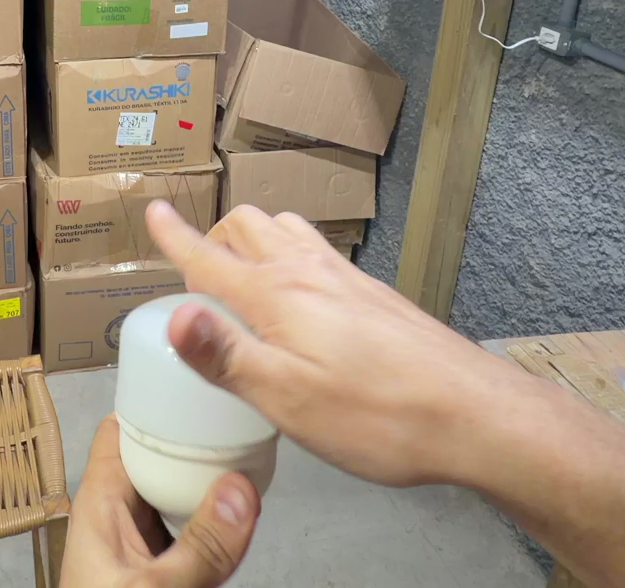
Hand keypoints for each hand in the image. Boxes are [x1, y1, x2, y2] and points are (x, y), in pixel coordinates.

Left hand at [59, 416, 259, 587]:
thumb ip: (203, 546)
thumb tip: (245, 487)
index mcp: (99, 500)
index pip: (117, 427)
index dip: (149, 401)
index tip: (192, 383)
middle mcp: (114, 510)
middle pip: (147, 452)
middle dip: (185, 435)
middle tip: (231, 412)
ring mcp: (133, 538)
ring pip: (166, 488)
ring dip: (198, 472)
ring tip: (239, 443)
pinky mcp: (153, 565)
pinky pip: (179, 522)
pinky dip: (204, 510)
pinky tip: (235, 504)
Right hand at [146, 200, 523, 488]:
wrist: (473, 412)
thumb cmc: (372, 413)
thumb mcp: (286, 397)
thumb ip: (224, 354)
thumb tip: (172, 314)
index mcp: (275, 295)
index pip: (210, 257)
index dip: (175, 237)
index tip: (152, 211)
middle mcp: (305, 270)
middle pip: (246, 224)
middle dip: (214, 238)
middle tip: (204, 279)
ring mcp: (342, 274)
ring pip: (284, 226)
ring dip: (254, 237)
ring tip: (247, 273)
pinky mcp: (369, 289)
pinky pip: (315, 245)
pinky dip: (289, 249)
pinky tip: (304, 291)